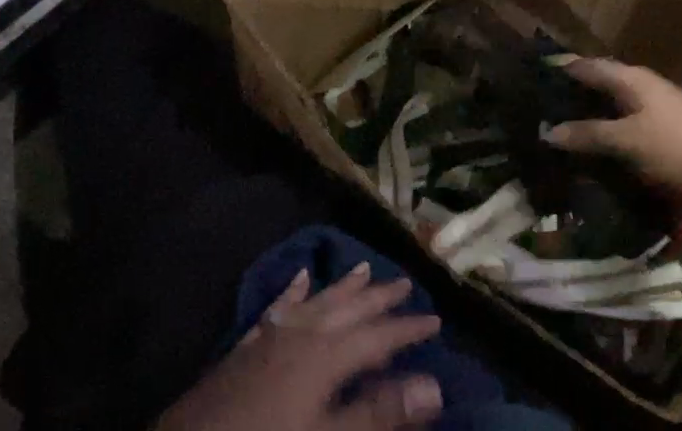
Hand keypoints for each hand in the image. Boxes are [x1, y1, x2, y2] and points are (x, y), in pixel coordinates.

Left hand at [156, 264, 445, 430]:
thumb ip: (379, 412)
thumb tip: (434, 386)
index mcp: (325, 356)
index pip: (377, 335)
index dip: (407, 328)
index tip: (436, 319)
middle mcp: (300, 335)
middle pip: (347, 310)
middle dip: (378, 297)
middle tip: (406, 280)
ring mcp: (270, 338)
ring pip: (315, 303)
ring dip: (342, 287)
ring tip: (363, 268)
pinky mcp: (245, 349)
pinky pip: (277, 309)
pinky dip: (292, 293)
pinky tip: (299, 279)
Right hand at [544, 58, 681, 200]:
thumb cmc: (676, 150)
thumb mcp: (625, 141)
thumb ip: (586, 133)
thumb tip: (548, 130)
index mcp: (633, 78)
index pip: (587, 66)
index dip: (561, 69)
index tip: (532, 76)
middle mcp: (646, 85)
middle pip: (602, 83)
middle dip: (574, 94)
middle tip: (542, 109)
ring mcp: (661, 108)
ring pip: (616, 106)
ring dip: (592, 116)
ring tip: (563, 131)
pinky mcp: (670, 133)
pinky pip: (629, 125)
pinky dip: (610, 133)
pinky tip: (598, 149)